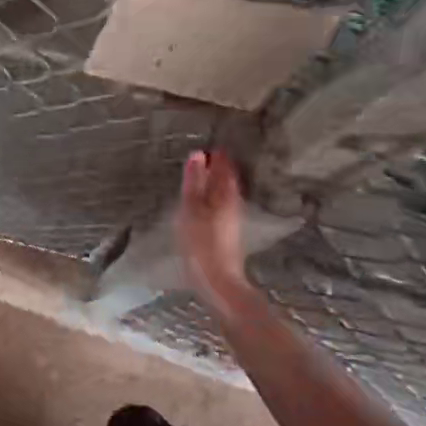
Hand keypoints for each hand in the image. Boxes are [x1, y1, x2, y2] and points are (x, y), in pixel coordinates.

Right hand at [177, 149, 255, 315]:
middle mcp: (233, 204)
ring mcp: (232, 219)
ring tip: (203, 173)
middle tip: (207, 154)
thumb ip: (194, 182)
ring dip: (217, 180)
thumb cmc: (201, 243)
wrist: (218, 282)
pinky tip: (205, 199)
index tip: (211, 143)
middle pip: (228, 179)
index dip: (219, 155)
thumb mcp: (191, 209)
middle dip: (219, 166)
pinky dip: (215, 194)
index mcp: (225, 195)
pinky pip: (222, 203)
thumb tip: (198, 154)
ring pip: (226, 192)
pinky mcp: (228, 232)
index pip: (225, 167)